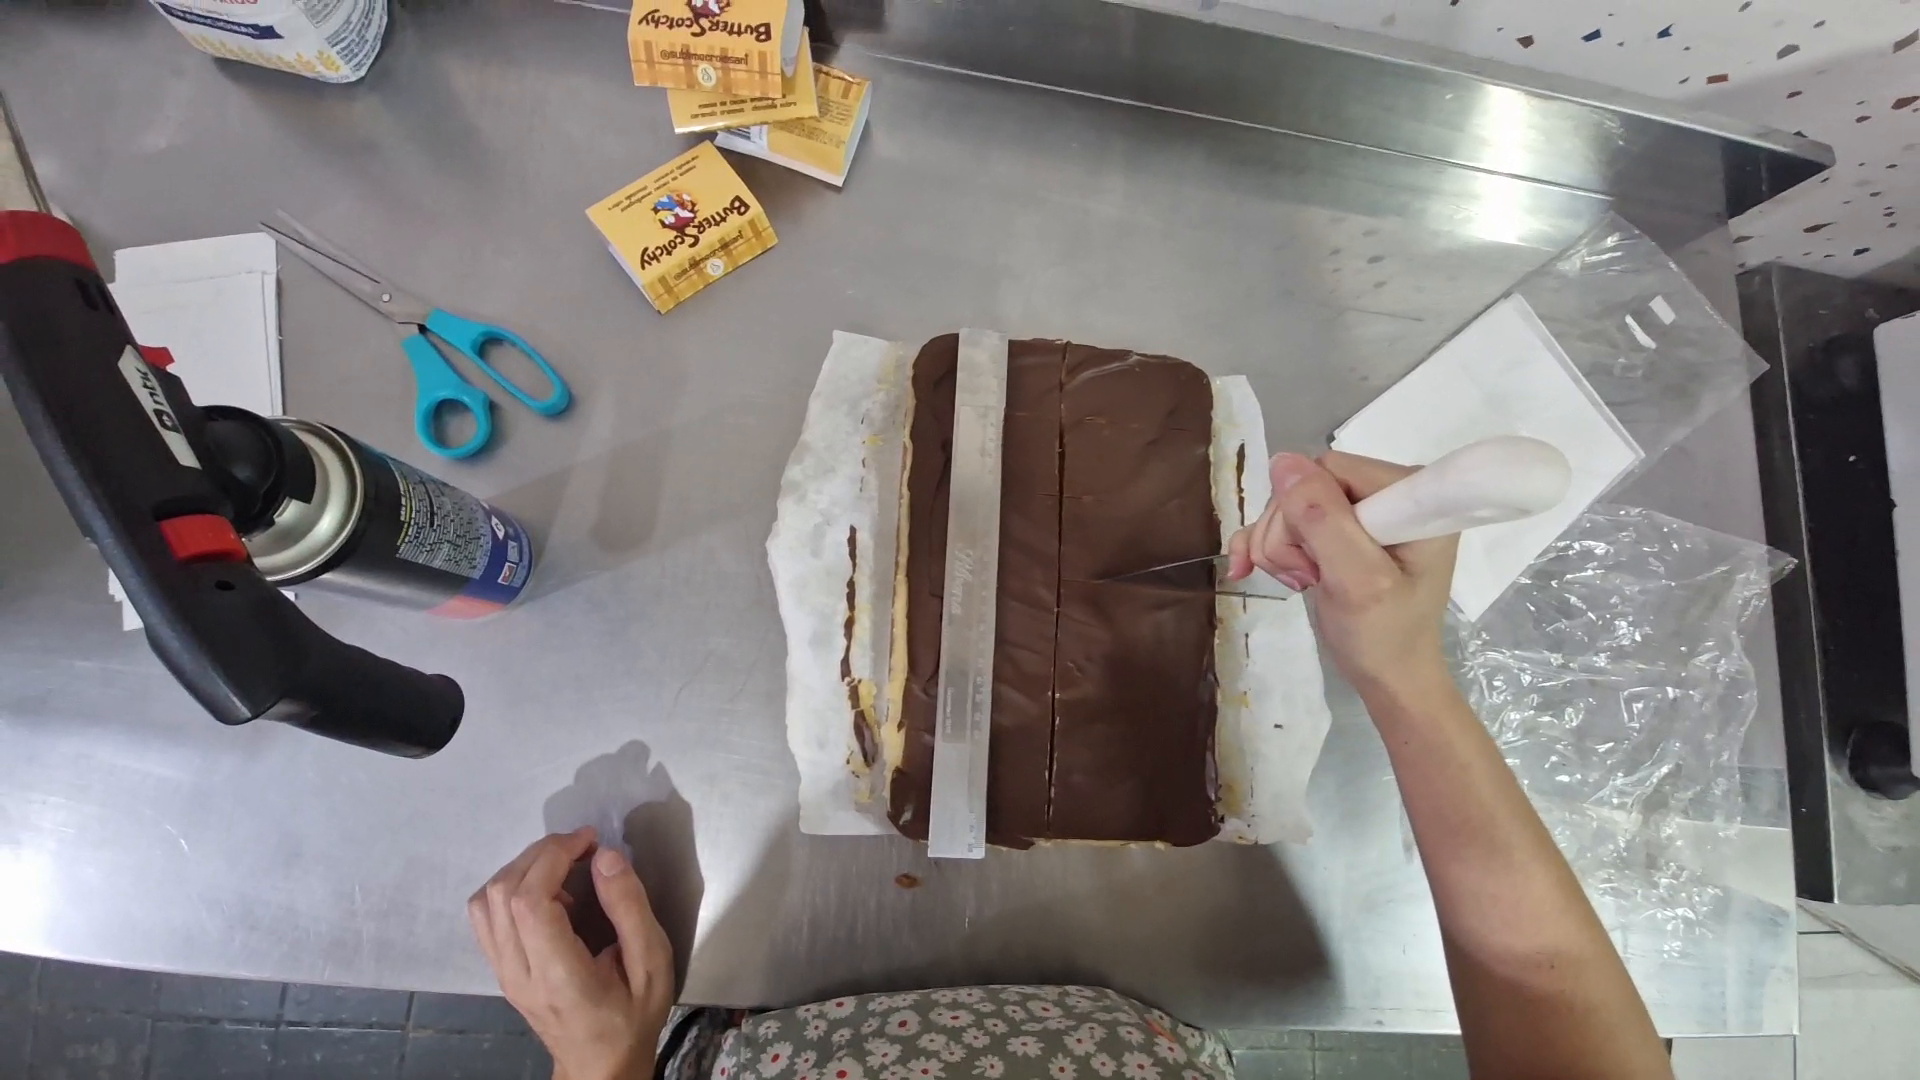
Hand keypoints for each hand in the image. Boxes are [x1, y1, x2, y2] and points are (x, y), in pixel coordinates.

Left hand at [468, 828, 674, 1079]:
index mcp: (557, 974)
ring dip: (524, 866)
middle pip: (501, 894)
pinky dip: (513, 886)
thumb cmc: (633, 1014)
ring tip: (566, 861)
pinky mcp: (501, 969)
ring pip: (485, 902)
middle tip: (584, 844)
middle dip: (542, 853)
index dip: (554, 857)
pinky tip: (550, 889)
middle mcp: (518, 972)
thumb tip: (606, 856)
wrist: (600, 1067)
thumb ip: (630, 908)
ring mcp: (503, 972)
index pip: (528, 902)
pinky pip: (486, 916)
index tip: (591, 840)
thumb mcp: (653, 961)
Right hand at [1226, 451, 1457, 692]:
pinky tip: (1247, 570)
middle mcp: (1386, 493)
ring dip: (1276, 546)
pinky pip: (1282, 522)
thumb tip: (1281, 462)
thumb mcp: (1357, 579)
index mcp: (1408, 494)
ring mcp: (1361, 513)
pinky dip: (1262, 547)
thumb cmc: (1384, 635)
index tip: (1314, 560)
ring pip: (1287, 506)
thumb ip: (1323, 519)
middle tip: (1304, 576)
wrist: (1389, 676)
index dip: (1304, 510)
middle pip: (1303, 487)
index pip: (1328, 470)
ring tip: (1298, 581)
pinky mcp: (1338, 530)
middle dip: (1287, 534)